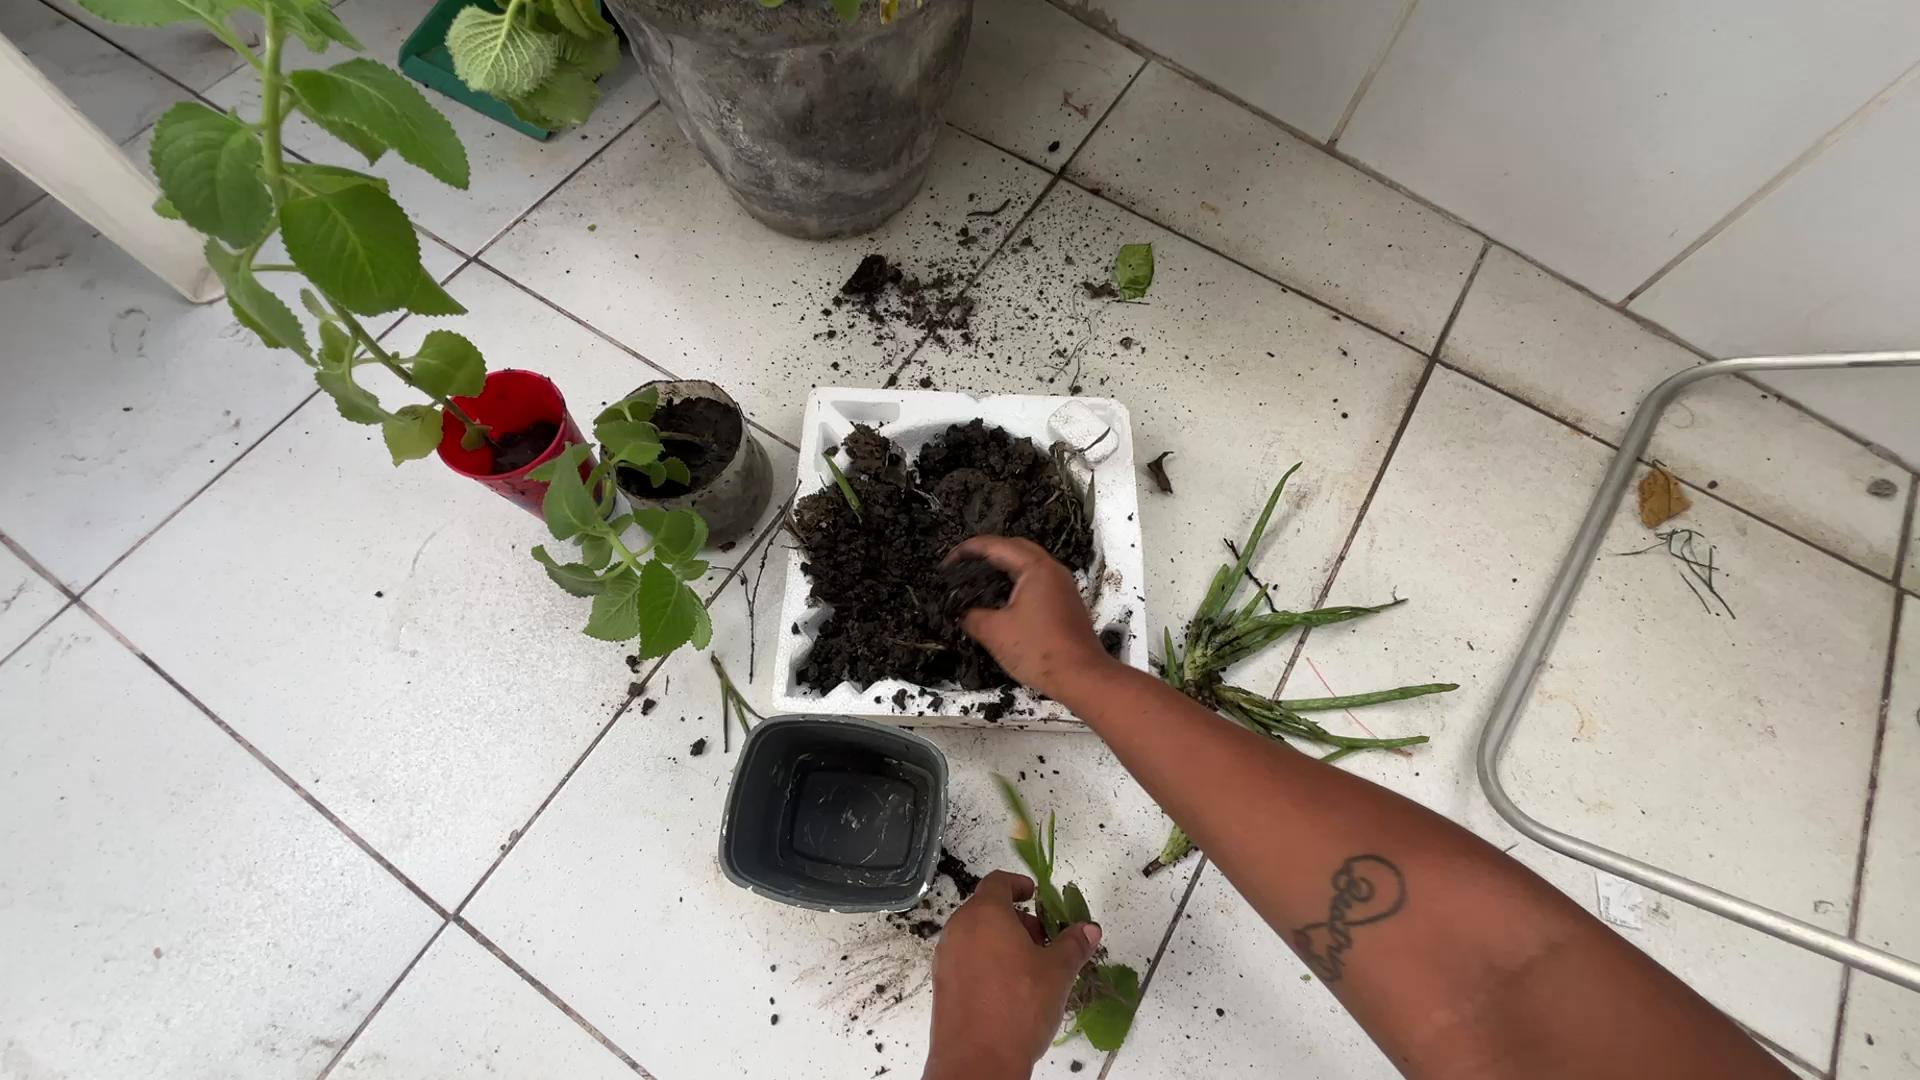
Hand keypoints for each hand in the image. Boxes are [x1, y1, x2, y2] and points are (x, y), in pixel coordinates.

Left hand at [923, 871, 1102, 1079]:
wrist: (977, 1063)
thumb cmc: (1018, 1007)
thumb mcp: (1057, 973)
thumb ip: (1073, 945)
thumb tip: (1089, 928)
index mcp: (985, 914)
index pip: (998, 882)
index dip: (1018, 884)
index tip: (1034, 895)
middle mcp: (959, 928)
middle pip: (987, 909)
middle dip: (1016, 919)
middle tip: (1041, 941)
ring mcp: (946, 957)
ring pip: (975, 935)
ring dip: (1000, 942)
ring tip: (1028, 970)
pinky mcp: (942, 984)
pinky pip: (965, 960)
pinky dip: (985, 963)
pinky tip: (1007, 991)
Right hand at [945, 536, 1114, 698]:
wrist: (1081, 677)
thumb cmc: (1039, 650)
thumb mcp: (994, 632)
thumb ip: (971, 616)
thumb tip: (960, 613)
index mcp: (1035, 568)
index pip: (995, 545)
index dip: (966, 550)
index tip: (947, 564)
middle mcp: (1051, 569)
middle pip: (1014, 547)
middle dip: (985, 553)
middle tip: (961, 566)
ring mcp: (1061, 585)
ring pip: (1026, 564)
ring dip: (1001, 567)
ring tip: (976, 580)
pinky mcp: (1064, 602)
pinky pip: (1035, 580)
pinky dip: (1014, 582)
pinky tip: (1000, 599)